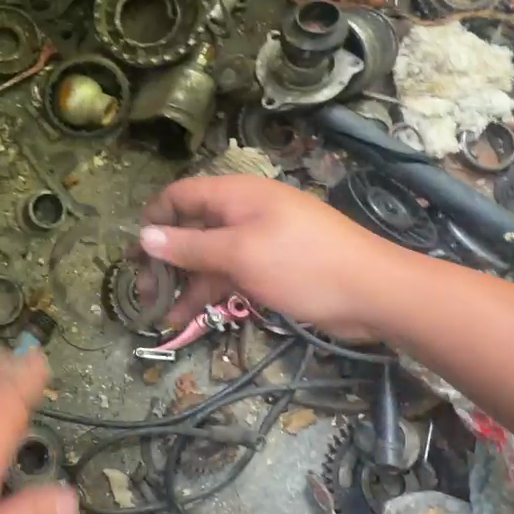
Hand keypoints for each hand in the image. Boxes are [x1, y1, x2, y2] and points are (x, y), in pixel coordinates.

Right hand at [138, 174, 415, 337]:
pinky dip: (207, 293)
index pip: (179, 195)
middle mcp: (242, 212)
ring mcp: (256, 240)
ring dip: (182, 282)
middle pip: (189, 228)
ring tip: (160, 313)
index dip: (154, 220)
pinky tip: (188, 317)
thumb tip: (144, 236)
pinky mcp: (269, 267)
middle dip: (164, 258)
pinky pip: (227, 274)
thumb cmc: (303, 264)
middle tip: (144, 290)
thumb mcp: (239, 255)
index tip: (136, 253)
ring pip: (206, 256)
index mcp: (235, 195)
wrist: (377, 294)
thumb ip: (189, 246)